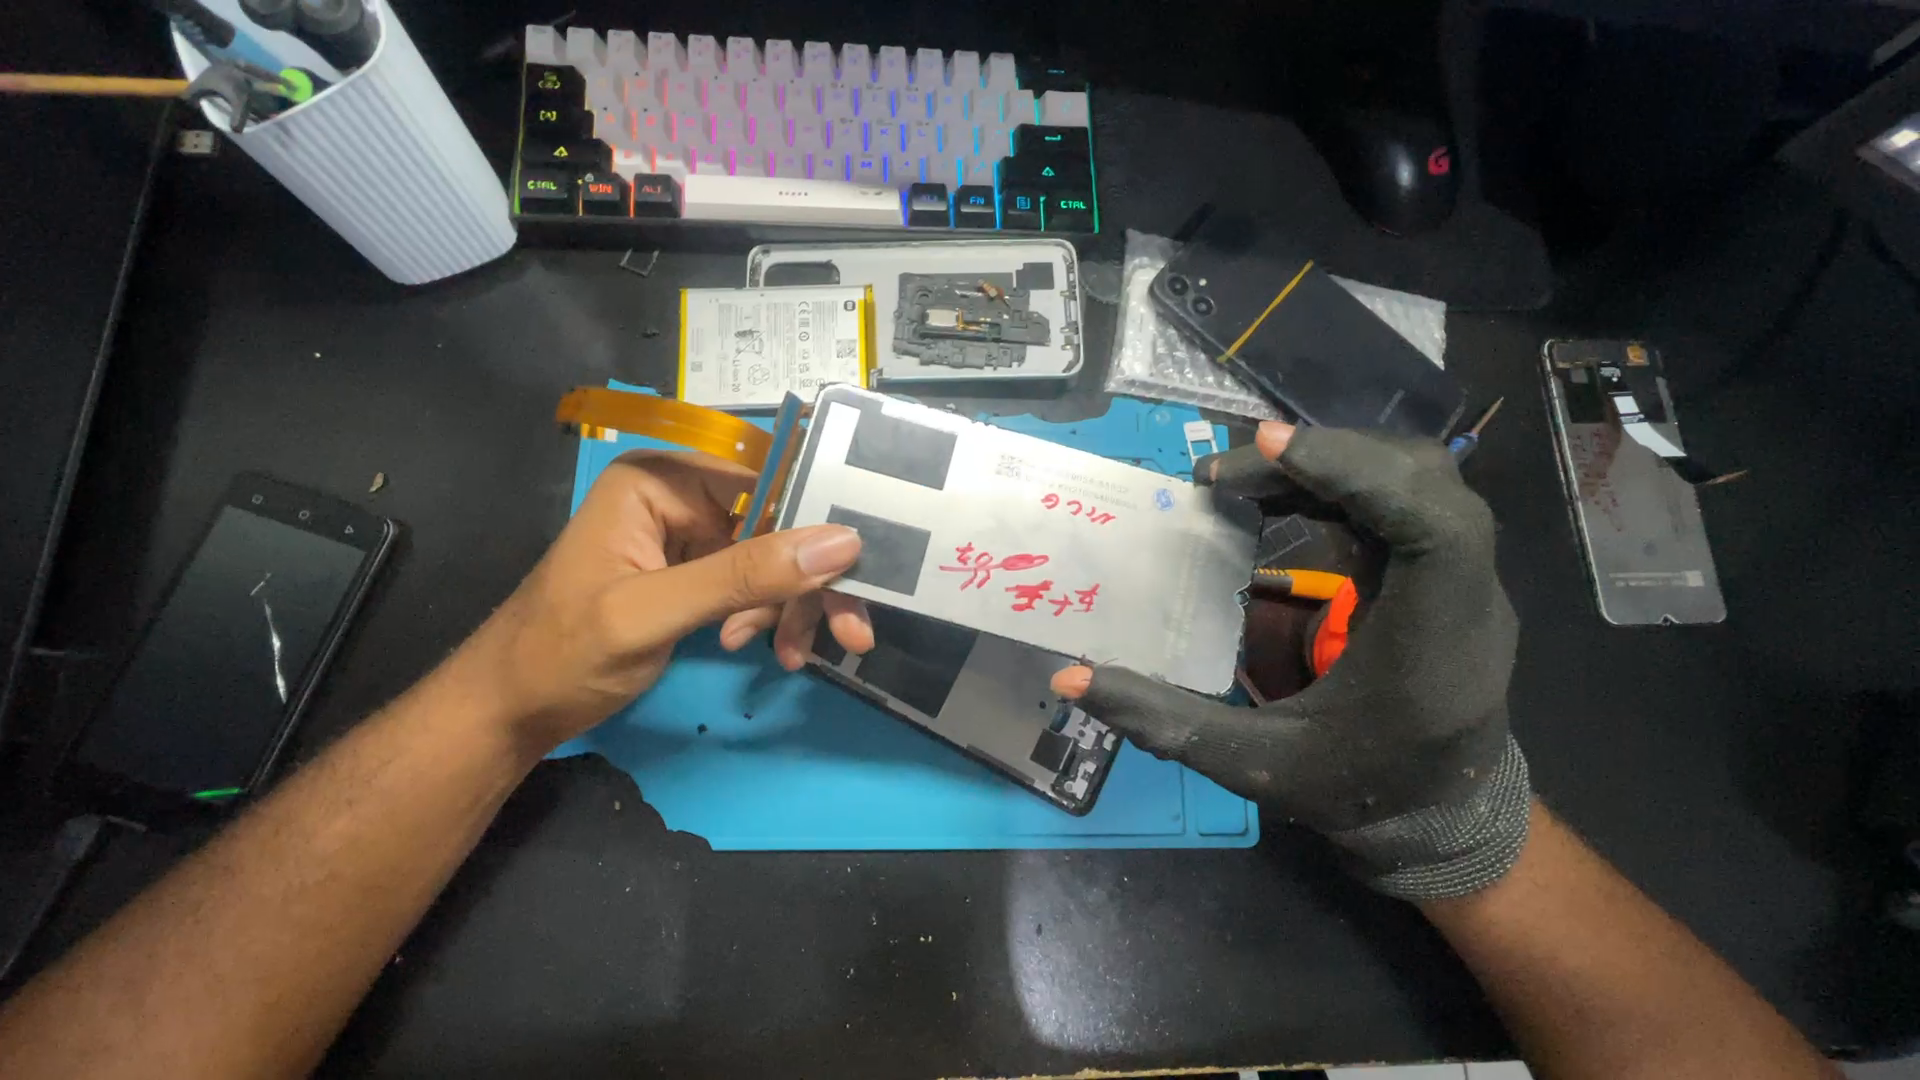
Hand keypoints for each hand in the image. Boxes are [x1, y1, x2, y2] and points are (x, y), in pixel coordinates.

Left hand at [462, 451, 871, 750]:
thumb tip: (841, 542)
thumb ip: (742, 576)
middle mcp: (683, 497)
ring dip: (794, 607)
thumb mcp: (650, 613)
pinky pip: (759, 586)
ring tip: (794, 655)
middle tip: (852, 631)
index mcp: (660, 480)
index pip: (765, 481)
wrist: (511, 711)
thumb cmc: (561, 654)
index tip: (861, 567)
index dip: (818, 519)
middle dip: (812, 580)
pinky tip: (765, 649)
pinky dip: (772, 618)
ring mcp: (692, 538)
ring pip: (778, 559)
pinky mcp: (699, 576)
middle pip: (780, 524)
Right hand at [1051, 422, 1529, 900]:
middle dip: (1318, 457)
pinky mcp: (1434, 575)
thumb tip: (1069, 680)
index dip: (1358, 471)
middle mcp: (1462, 597)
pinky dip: (1332, 485)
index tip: (1268, 447)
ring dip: (1322, 465)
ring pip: (1410, 481)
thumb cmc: (1356, 793)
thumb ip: (1164, 721)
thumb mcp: (1253, 765)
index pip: (1432, 525)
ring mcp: (1457, 580)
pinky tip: (1274, 500)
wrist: (1440, 821)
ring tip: (1234, 479)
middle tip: (1217, 474)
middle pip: (1421, 482)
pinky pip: (1395, 502)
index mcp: (1433, 643)